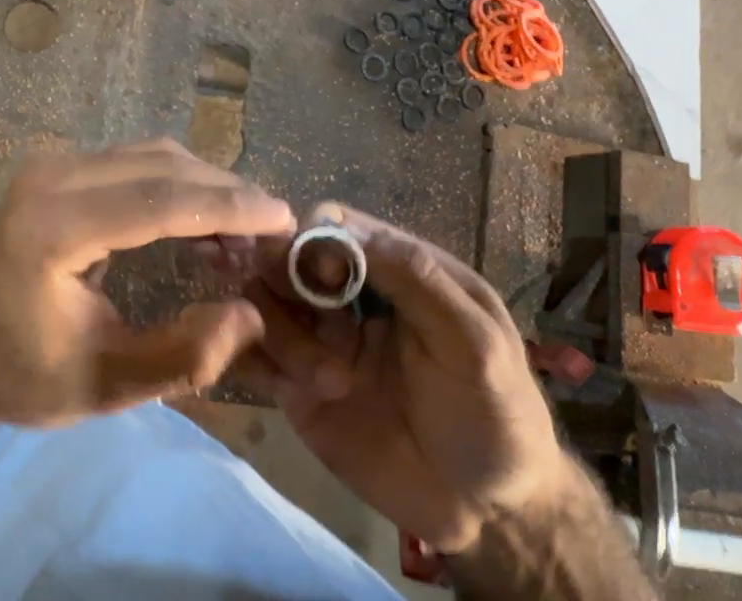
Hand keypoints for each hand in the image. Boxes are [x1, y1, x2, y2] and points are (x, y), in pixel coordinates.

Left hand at [0, 139, 296, 426]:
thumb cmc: (26, 376)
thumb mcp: (108, 385)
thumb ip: (183, 355)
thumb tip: (251, 315)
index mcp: (51, 230)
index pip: (159, 201)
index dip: (229, 207)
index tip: (283, 219)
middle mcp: (49, 181)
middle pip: (160, 167)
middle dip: (226, 194)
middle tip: (273, 232)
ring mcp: (49, 168)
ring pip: (151, 157)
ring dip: (205, 188)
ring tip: (243, 238)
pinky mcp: (56, 171)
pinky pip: (132, 163)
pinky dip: (177, 187)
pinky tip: (203, 226)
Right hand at [236, 203, 570, 553]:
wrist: (484, 514)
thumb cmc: (495, 417)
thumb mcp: (475, 343)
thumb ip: (417, 280)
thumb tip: (347, 227)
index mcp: (399, 273)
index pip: (339, 228)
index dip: (316, 239)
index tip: (317, 274)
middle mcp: (350, 298)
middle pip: (288, 259)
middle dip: (284, 280)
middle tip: (310, 324)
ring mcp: (319, 341)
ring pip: (263, 303)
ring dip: (283, 335)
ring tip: (328, 383)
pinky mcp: (294, 387)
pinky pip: (251, 354)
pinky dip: (246, 357)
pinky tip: (287, 386)